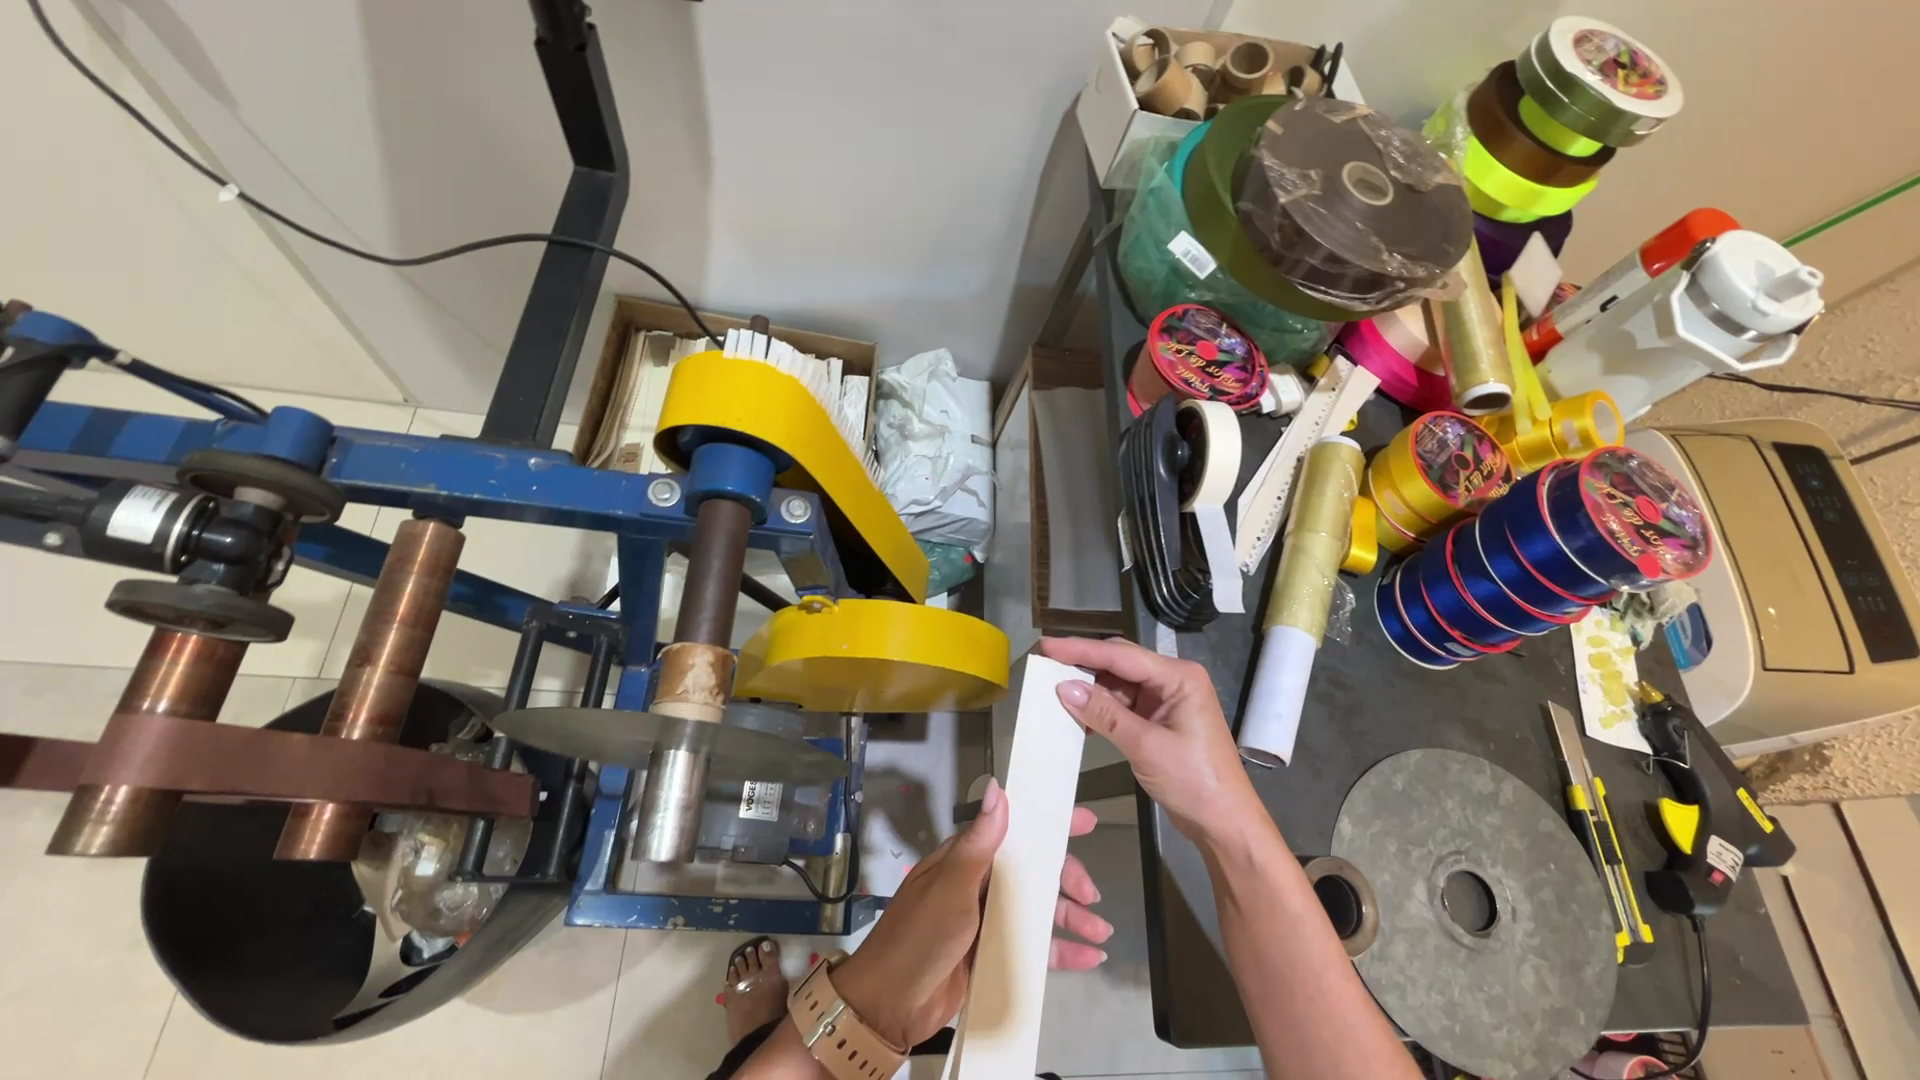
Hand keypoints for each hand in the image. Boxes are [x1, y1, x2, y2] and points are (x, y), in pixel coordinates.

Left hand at [832, 781, 1110, 1048]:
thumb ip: (978, 843)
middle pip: (1033, 874)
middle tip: (1090, 895)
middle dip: (1066, 879)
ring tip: (1100, 931)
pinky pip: (1034, 948)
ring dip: (1071, 917)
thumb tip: (998, 789)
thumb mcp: (950, 887)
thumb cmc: (918, 937)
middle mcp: (979, 886)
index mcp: (966, 861)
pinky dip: (1062, 950)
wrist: (888, 1006)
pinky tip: (1089, 956)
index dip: (1048, 827)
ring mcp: (986, 923)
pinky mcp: (992, 958)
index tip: (1085, 822)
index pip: (1013, 833)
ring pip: (1039, 911)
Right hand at [1037, 636, 1259, 846]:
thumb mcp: (1145, 746)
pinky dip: (1101, 711)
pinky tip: (1077, 717)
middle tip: (1044, 665)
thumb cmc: (1194, 781)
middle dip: (1083, 664)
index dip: (1081, 649)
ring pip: (1118, 685)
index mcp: (1179, 677)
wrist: (1225, 823)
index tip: (1046, 646)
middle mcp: (1173, 681)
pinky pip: (1123, 706)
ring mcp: (1166, 701)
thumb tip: (1064, 687)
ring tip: (1053, 689)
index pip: (1121, 655)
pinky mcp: (1159, 720)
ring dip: (1090, 690)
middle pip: (1120, 663)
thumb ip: (1104, 714)